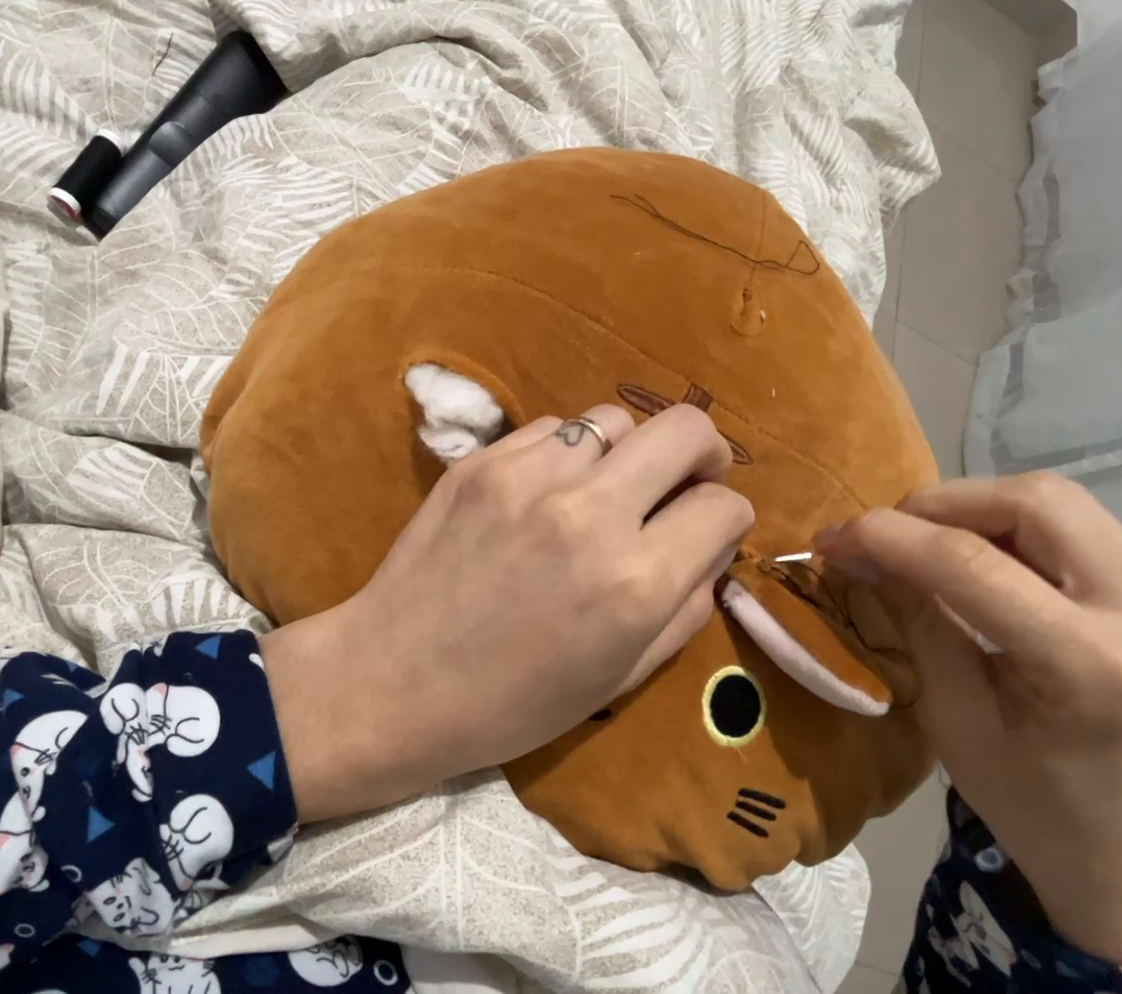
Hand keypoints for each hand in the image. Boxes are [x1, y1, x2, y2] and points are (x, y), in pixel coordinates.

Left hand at [262, 405, 753, 823]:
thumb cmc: (513, 702)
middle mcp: (589, 513)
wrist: (394, 679)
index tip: (707, 532)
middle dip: (703, 454)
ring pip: (614, 419)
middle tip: (684, 483)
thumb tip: (714, 544)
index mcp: (634, 581)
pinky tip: (546, 492)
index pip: (723, 507)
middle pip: (685, 430)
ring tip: (605, 490)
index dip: (726, 520)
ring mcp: (528, 477)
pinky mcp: (480, 461)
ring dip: (627, 452)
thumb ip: (686, 606)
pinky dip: (567, 454)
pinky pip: (552, 429)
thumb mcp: (621, 676)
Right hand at [816, 473, 1121, 967]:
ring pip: (1067, 508)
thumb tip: (862, 551)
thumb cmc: (1033, 813)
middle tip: (885, 533)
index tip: (830, 536)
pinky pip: (1087, 539)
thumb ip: (919, 620)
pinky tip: (979, 565)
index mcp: (1097, 670)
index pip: (973, 564)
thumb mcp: (956, 721)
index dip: (890, 536)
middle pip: (1040, 503)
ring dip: (980, 511)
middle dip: (944, 503)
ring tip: (924, 544)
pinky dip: (1017, 535)